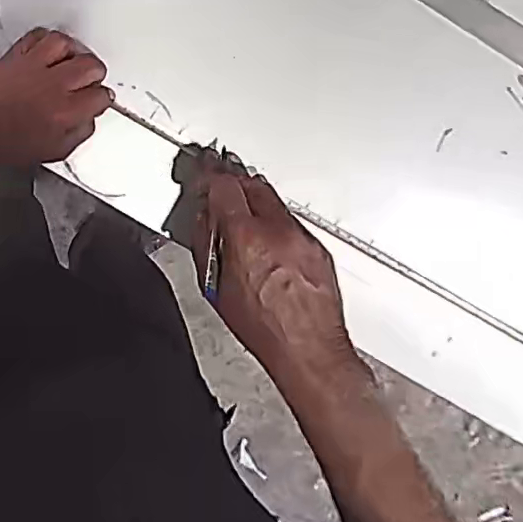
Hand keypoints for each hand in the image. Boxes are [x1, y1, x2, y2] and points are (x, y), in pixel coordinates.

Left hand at [0, 28, 111, 165]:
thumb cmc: (8, 144)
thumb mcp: (56, 151)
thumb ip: (81, 132)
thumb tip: (91, 115)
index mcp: (64, 112)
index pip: (100, 95)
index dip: (102, 98)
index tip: (97, 98)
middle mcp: (51, 86)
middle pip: (90, 64)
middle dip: (95, 73)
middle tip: (89, 79)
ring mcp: (32, 67)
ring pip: (65, 43)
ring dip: (73, 51)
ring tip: (70, 61)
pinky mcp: (14, 57)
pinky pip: (38, 35)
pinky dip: (47, 39)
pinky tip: (49, 50)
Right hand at [192, 172, 361, 391]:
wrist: (309, 350)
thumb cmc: (264, 328)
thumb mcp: (216, 286)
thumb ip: (206, 243)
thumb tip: (205, 220)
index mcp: (246, 237)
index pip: (224, 185)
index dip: (210, 175)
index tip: (205, 171)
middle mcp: (277, 230)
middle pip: (252, 183)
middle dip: (234, 181)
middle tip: (221, 184)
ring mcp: (301, 236)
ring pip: (274, 200)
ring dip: (256, 198)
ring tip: (242, 209)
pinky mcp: (318, 247)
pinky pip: (292, 221)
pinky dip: (276, 220)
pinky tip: (268, 236)